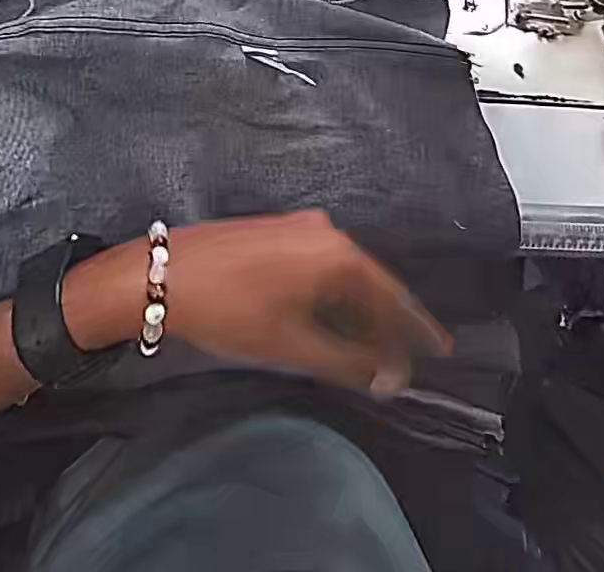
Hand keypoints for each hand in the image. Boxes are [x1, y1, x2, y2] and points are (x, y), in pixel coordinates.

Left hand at [65, 210, 451, 394]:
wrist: (164, 274)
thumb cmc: (229, 310)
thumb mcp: (292, 344)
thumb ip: (348, 361)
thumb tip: (388, 378)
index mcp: (335, 252)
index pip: (390, 295)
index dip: (415, 328)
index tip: (438, 350)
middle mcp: (323, 230)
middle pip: (369, 280)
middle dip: (387, 320)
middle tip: (403, 355)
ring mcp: (297, 224)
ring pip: (343, 270)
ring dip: (358, 306)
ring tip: (372, 341)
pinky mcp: (276, 229)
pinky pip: (320, 261)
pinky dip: (333, 290)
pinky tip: (332, 312)